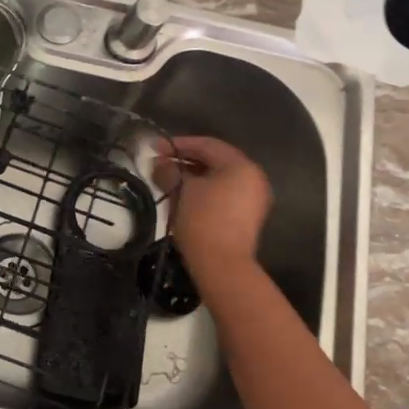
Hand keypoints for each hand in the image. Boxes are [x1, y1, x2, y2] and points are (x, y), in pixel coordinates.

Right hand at [152, 136, 271, 280]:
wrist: (222, 264)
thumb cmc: (203, 220)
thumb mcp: (182, 191)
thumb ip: (171, 171)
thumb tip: (160, 163)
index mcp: (241, 166)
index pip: (207, 144)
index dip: (178, 144)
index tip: (154, 147)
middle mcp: (253, 177)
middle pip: (216, 160)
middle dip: (186, 160)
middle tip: (161, 163)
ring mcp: (254, 198)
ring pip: (220, 178)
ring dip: (194, 176)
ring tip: (169, 179)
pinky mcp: (248, 216)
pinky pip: (225, 193)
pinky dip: (204, 190)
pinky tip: (185, 196)